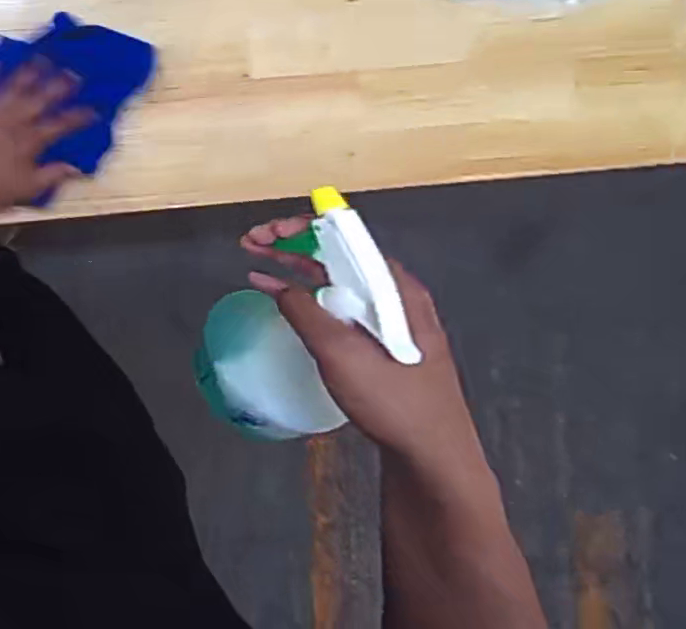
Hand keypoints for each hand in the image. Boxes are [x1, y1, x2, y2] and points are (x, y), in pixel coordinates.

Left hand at [0, 57, 96, 223]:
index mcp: (31, 140)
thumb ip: (53, 175)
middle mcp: (16, 120)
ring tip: (41, 57)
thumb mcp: (28, 188)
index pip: (62, 124)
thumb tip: (77, 168)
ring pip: (15, 85)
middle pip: (42, 98)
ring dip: (29, 70)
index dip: (80, 116)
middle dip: (60, 84)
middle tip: (73, 73)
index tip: (94, 110)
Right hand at [241, 218, 485, 480]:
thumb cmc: (393, 402)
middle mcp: (391, 292)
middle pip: (335, 251)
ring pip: (332, 273)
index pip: (343, 236)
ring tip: (255, 255)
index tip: (268, 232)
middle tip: (252, 241)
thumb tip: (277, 286)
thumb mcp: (339, 352)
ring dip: (292, 262)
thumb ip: (303, 311)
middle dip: (290, 241)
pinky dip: (302, 289)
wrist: (433, 459)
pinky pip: (335, 298)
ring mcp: (384, 314)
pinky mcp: (376, 335)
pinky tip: (273, 289)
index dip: (301, 227)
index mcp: (392, 286)